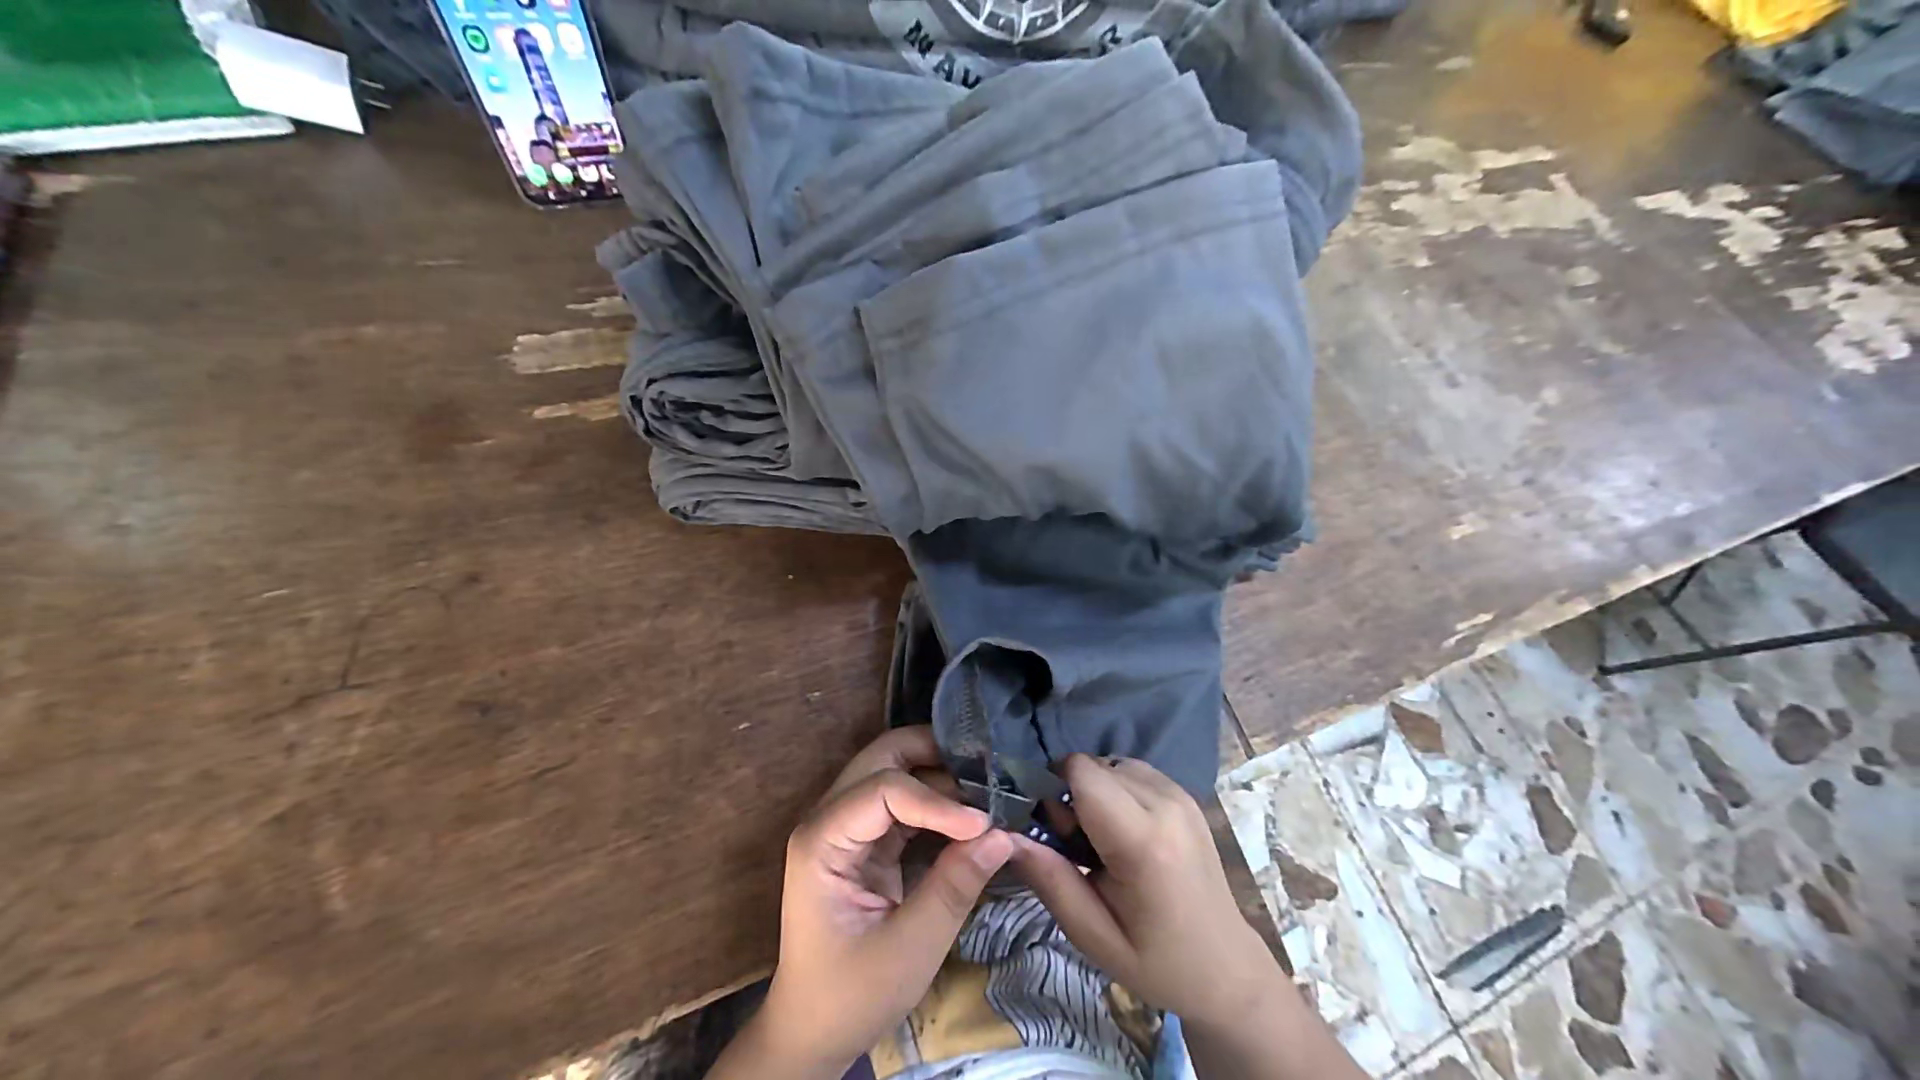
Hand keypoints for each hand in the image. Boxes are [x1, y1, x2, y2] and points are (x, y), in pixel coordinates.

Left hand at [717, 726, 1012, 1079]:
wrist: (813, 1029)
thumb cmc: (852, 994)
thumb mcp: (910, 948)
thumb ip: (954, 886)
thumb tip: (1002, 835)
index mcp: (822, 841)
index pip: (883, 790)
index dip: (936, 801)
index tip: (983, 823)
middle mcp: (829, 819)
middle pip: (882, 758)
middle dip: (934, 755)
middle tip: (986, 769)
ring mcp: (846, 826)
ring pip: (893, 770)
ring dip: (939, 774)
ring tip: (986, 788)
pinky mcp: (865, 840)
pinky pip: (903, 801)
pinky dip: (936, 801)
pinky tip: (969, 812)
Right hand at [1008, 754, 1279, 1024]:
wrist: (1226, 966)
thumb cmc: (1156, 960)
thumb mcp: (1092, 935)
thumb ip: (1049, 879)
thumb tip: (1005, 836)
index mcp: (1143, 840)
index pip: (1081, 771)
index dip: (1054, 791)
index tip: (1056, 833)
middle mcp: (1165, 803)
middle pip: (1092, 765)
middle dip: (1071, 794)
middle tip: (1078, 845)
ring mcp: (1180, 794)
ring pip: (1110, 763)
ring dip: (1093, 791)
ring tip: (1102, 840)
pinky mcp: (1185, 794)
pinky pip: (1132, 770)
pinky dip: (1115, 790)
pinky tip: (1123, 831)